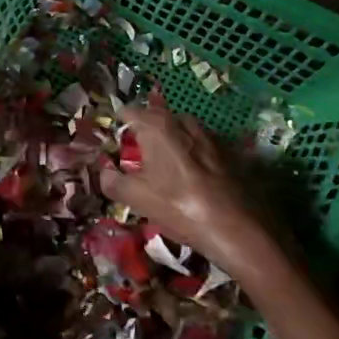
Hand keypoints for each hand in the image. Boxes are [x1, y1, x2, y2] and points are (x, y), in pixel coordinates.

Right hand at [100, 100, 280, 280]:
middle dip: (142, 133)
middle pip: (154, 118)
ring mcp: (207, 134)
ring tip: (160, 168)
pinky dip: (187, 153)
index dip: (117, 125)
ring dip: (167, 142)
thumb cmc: (178, 206)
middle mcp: (182, 121)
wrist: (234, 227)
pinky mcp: (225, 150)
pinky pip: (197, 144)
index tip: (112, 144)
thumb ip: (112, 180)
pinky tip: (186, 177)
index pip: (128, 111)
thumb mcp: (135, 197)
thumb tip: (104, 171)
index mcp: (156, 125)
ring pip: (178, 130)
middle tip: (133, 158)